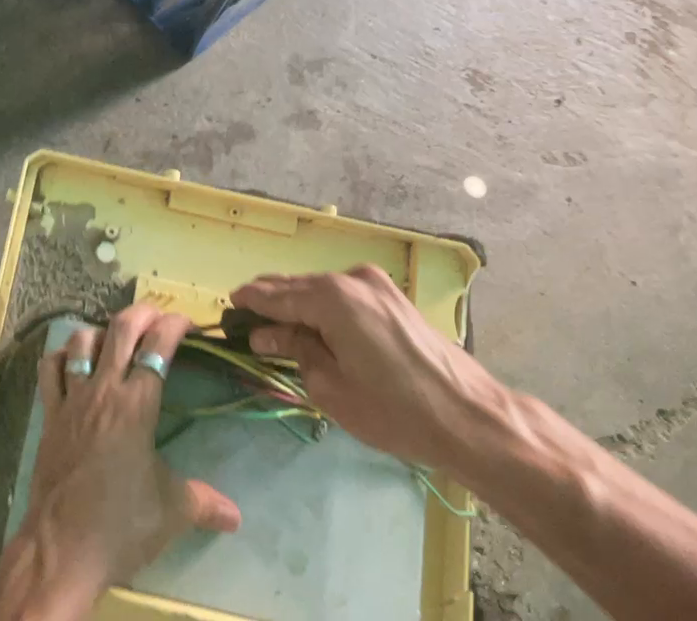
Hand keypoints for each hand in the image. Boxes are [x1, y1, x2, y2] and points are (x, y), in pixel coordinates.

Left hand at [0, 306, 240, 617]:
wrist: (62, 546)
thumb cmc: (121, 525)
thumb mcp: (172, 512)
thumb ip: (205, 503)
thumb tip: (237, 516)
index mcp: (136, 406)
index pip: (158, 348)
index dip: (174, 326)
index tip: (187, 322)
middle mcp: (102, 391)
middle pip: (120, 331)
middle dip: (141, 313)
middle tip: (157, 315)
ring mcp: (70, 400)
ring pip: (82, 341)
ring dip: (101, 331)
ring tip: (116, 337)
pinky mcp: (49, 415)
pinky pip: (50, 370)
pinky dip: (62, 355)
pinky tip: (72, 358)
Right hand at [232, 266, 504, 468]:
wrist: (470, 417)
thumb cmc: (393, 410)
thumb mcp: (330, 387)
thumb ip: (294, 351)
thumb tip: (265, 335)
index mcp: (331, 297)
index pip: (275, 295)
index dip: (249, 302)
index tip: (226, 308)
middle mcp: (352, 279)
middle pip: (297, 286)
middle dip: (270, 301)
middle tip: (246, 322)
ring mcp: (377, 285)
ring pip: (321, 289)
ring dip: (298, 305)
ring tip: (277, 328)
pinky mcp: (394, 297)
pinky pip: (344, 296)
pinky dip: (323, 308)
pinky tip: (313, 327)